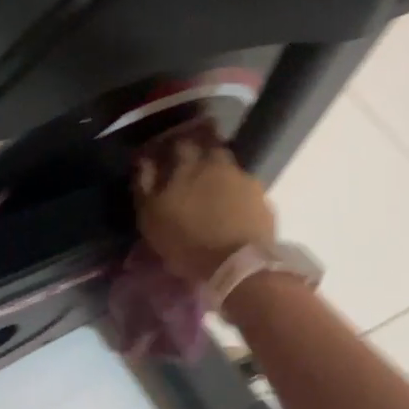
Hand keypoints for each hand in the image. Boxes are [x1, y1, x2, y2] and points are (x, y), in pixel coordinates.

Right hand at [132, 126, 276, 284]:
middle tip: (194, 169)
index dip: (174, 146)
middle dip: (202, 152)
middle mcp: (218, 165)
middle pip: (210, 147)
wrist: (237, 265)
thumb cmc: (185, 241)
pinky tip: (234, 210)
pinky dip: (239, 196)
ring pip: (230, 168)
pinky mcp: (263, 201)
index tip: (168, 154)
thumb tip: (145, 161)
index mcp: (188, 166)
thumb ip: (145, 185)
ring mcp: (244, 181)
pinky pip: (247, 191)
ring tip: (215, 193)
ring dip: (221, 175)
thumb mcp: (151, 217)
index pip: (180, 143)